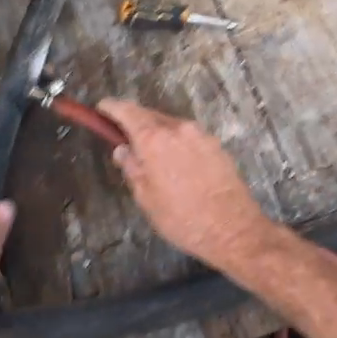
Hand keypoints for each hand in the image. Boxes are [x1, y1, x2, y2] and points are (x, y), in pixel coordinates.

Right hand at [99, 98, 273, 268]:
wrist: (235, 230)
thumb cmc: (183, 219)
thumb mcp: (146, 198)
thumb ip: (132, 168)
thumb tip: (123, 150)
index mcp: (154, 139)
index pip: (126, 111)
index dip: (111, 107)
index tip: (101, 108)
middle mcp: (177, 128)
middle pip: (149, 115)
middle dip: (134, 121)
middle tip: (124, 137)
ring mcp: (199, 134)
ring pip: (170, 125)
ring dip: (157, 133)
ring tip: (153, 156)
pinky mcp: (216, 144)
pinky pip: (188, 135)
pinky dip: (176, 142)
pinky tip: (177, 164)